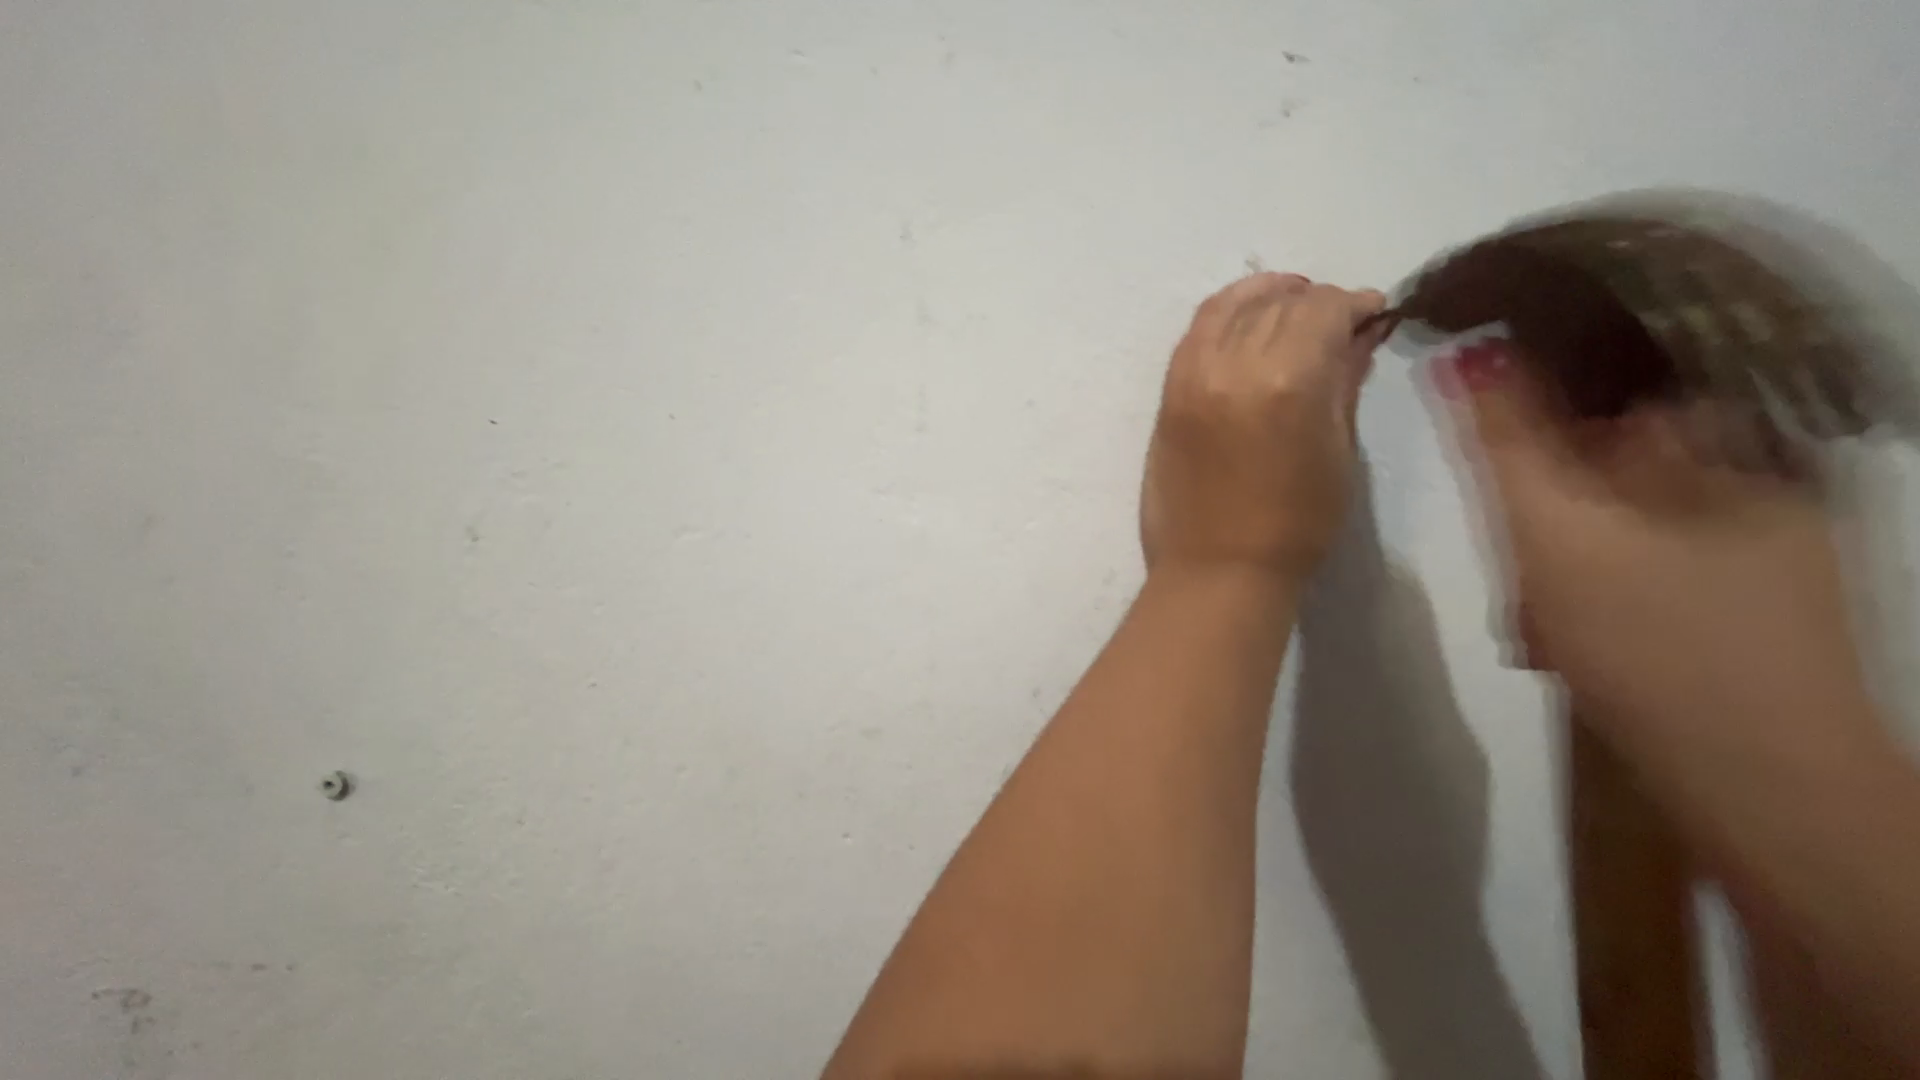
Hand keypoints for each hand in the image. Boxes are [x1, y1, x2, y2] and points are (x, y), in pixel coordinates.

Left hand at [1140, 273, 1389, 580]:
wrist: (1216, 568)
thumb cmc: (1295, 525)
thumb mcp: (1338, 453)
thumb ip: (1345, 382)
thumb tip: (1362, 332)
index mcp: (1289, 381)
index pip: (1324, 310)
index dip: (1354, 303)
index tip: (1373, 312)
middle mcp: (1234, 365)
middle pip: (1277, 303)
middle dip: (1314, 299)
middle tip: (1336, 315)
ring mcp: (1192, 376)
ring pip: (1228, 307)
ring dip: (1264, 296)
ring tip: (1289, 305)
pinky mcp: (1168, 393)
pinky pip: (1194, 333)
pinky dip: (1223, 316)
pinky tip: (1244, 324)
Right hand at [1437, 340, 1876, 747]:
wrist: (1755, 781)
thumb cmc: (1648, 642)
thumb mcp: (1553, 531)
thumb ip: (1500, 440)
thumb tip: (1463, 350)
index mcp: (1729, 437)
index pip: (1604, 387)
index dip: (1529, 419)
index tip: (1491, 469)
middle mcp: (1754, 472)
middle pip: (1605, 456)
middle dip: (1538, 506)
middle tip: (1513, 565)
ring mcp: (1759, 538)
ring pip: (1617, 514)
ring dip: (1558, 555)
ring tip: (1536, 614)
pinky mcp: (1749, 594)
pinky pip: (1643, 559)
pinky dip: (1594, 585)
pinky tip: (1570, 633)